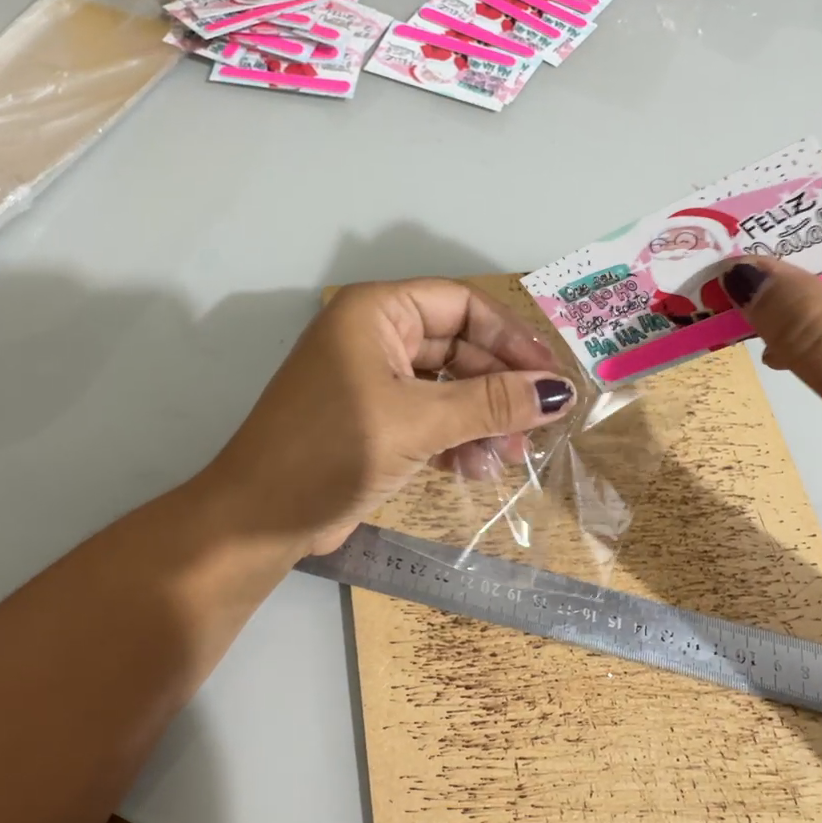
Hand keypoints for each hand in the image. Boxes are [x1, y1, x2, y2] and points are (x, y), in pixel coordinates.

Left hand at [208, 279, 577, 556]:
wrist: (260, 517)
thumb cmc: (334, 449)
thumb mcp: (418, 421)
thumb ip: (492, 403)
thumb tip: (560, 392)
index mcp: (375, 312)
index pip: (460, 305)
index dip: (509, 336)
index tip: (551, 375)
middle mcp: (372, 337)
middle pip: (457, 348)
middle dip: (499, 387)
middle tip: (541, 427)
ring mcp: (370, 382)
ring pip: (446, 388)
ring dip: (482, 420)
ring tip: (513, 457)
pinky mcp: (372, 424)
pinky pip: (428, 419)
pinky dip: (456, 440)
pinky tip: (478, 470)